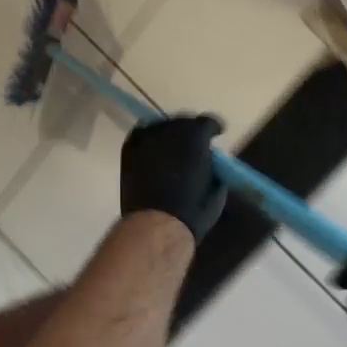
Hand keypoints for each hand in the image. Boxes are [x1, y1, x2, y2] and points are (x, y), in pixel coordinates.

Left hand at [121, 114, 227, 239]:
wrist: (157, 225)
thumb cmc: (192, 212)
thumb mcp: (216, 190)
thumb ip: (215, 170)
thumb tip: (211, 166)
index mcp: (196, 137)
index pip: (207, 122)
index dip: (214, 128)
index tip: (217, 135)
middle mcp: (171, 130)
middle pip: (184, 121)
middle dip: (191, 131)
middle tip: (194, 145)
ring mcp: (147, 138)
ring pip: (161, 126)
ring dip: (170, 134)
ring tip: (173, 147)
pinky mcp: (129, 149)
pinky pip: (140, 135)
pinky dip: (149, 139)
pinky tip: (153, 149)